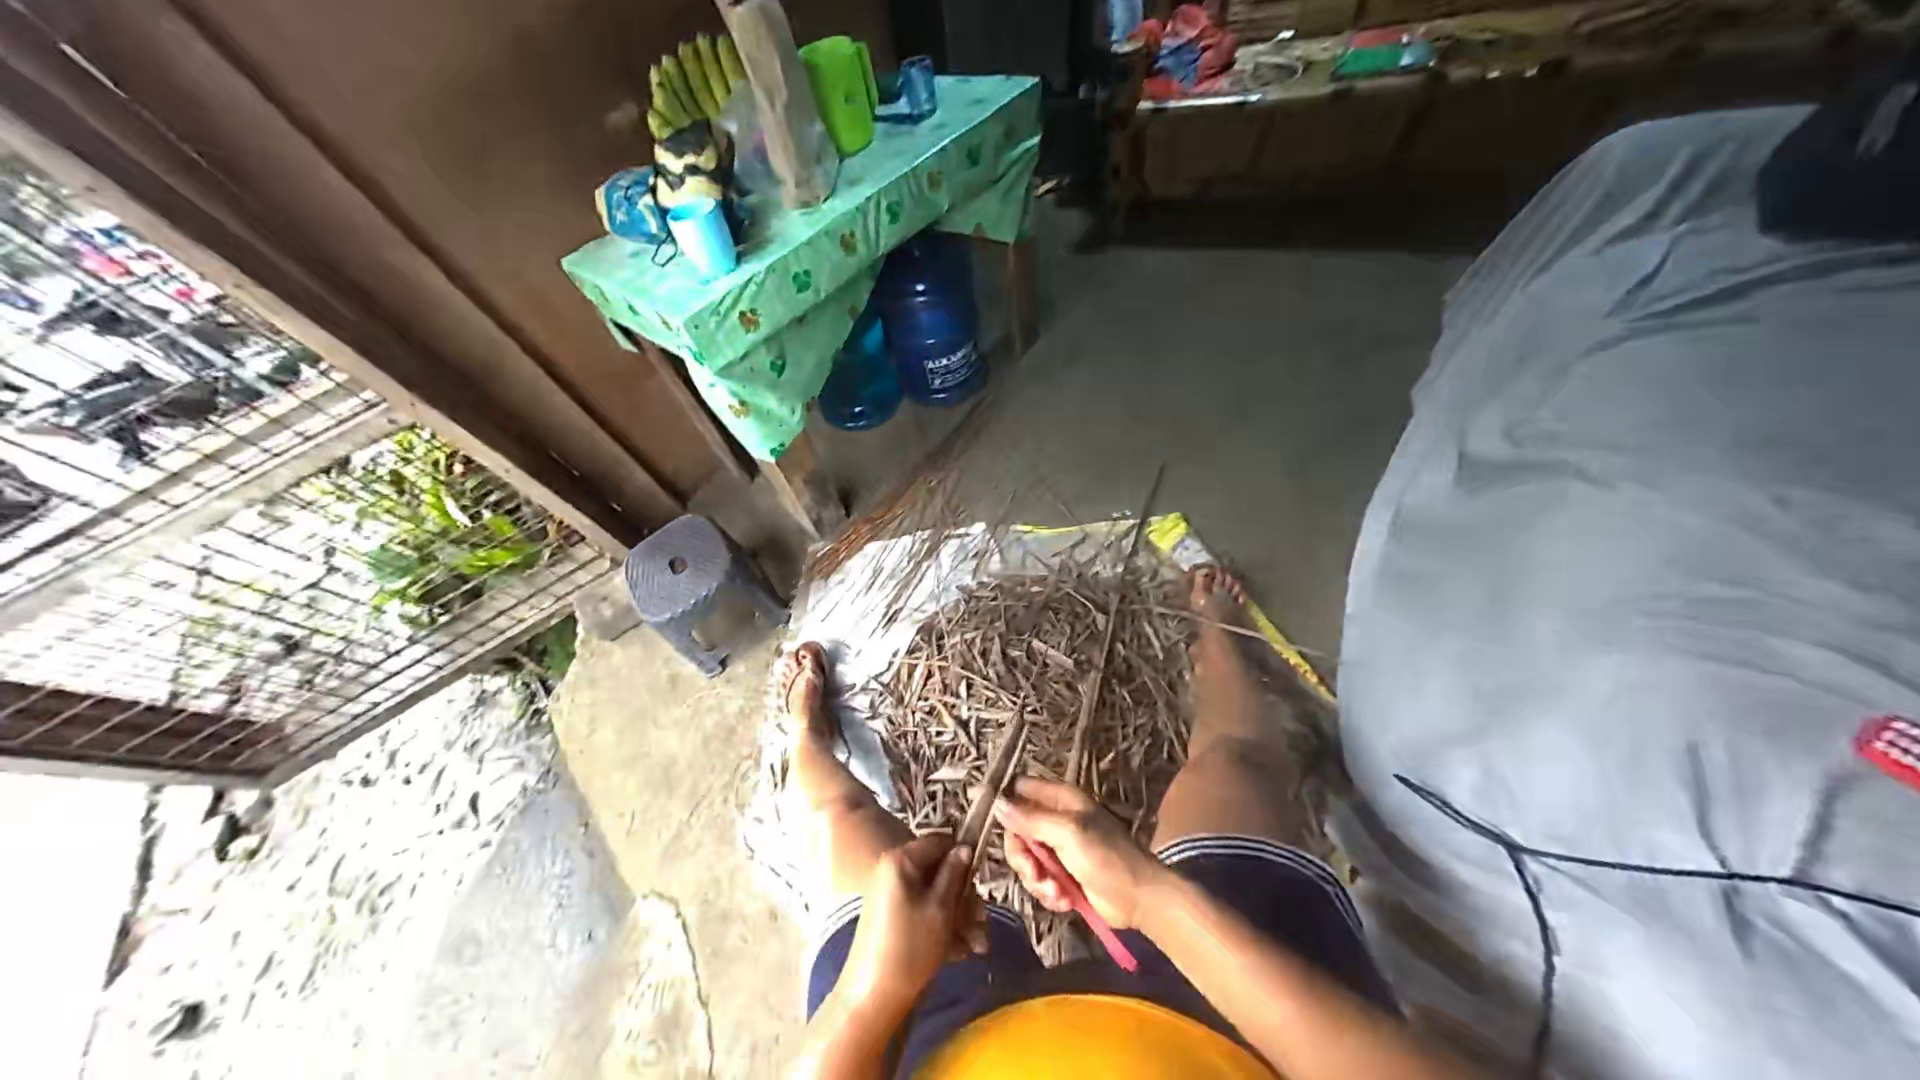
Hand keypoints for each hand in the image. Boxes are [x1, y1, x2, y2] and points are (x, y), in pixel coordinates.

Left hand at [839, 834, 982, 1014]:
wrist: (872, 998)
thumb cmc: (910, 948)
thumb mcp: (940, 909)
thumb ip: (954, 874)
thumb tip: (965, 847)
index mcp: (901, 859)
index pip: (940, 841)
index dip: (963, 858)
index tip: (980, 883)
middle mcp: (892, 869)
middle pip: (938, 870)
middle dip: (964, 896)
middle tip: (981, 923)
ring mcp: (890, 894)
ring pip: (934, 893)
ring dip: (958, 915)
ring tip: (976, 945)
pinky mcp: (891, 916)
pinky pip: (922, 909)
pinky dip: (941, 924)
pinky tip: (959, 950)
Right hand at [995, 777, 1166, 929]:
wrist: (1138, 900)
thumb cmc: (1106, 858)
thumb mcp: (1067, 833)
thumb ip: (1031, 819)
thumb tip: (997, 804)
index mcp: (1060, 799)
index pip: (1021, 791)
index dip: (1008, 806)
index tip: (1001, 828)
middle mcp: (1056, 820)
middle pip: (1018, 831)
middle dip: (1023, 857)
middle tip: (1035, 873)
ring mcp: (1058, 849)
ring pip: (1027, 860)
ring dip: (1038, 881)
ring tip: (1057, 892)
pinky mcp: (1062, 876)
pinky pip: (1039, 881)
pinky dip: (1049, 894)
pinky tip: (1065, 900)